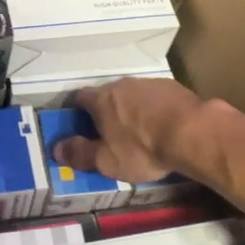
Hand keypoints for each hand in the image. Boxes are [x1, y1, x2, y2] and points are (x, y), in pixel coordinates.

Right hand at [52, 76, 212, 184]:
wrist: (189, 131)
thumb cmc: (142, 148)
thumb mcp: (107, 161)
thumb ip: (81, 154)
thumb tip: (56, 148)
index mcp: (101, 100)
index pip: (80, 97)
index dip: (77, 110)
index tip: (78, 122)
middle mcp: (121, 85)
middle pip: (107, 94)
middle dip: (106, 110)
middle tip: (110, 132)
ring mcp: (147, 83)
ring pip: (132, 94)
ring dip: (131, 109)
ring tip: (139, 131)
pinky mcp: (171, 87)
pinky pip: (155, 97)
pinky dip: (154, 109)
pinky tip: (163, 126)